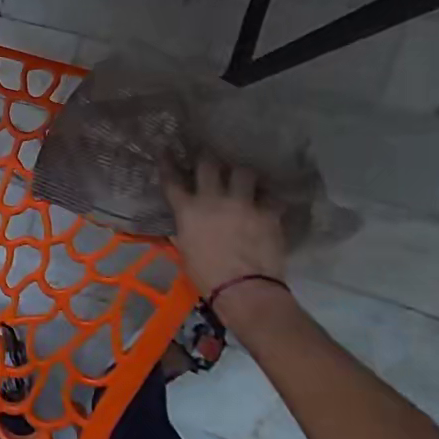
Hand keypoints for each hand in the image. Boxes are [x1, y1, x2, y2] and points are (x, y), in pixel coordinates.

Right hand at [162, 158, 288, 299]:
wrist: (243, 287)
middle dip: (207, 158)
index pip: (172, 179)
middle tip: (209, 156)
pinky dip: (269, 198)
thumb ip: (183, 229)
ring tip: (243, 177)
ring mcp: (243, 204)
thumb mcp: (184, 248)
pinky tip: (269, 202)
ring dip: (241, 174)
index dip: (168, 162)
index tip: (167, 150)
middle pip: (208, 166)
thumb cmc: (205, 273)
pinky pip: (271, 197)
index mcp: (187, 210)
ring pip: (243, 173)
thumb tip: (183, 224)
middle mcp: (213, 199)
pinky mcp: (269, 213)